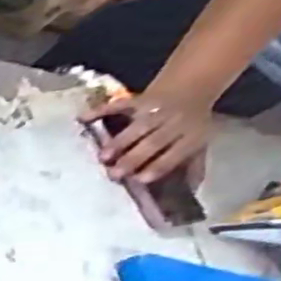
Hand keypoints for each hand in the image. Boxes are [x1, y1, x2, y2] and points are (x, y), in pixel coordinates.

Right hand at [82, 90, 216, 184]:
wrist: (191, 89)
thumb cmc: (189, 124)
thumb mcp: (198, 144)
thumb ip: (192, 166)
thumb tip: (190, 192)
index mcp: (192, 135)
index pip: (176, 153)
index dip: (159, 165)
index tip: (139, 179)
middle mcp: (175, 121)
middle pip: (154, 141)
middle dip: (134, 157)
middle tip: (114, 173)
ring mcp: (155, 109)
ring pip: (137, 127)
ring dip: (119, 142)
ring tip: (102, 157)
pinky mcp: (137, 100)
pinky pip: (118, 105)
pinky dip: (99, 111)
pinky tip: (82, 119)